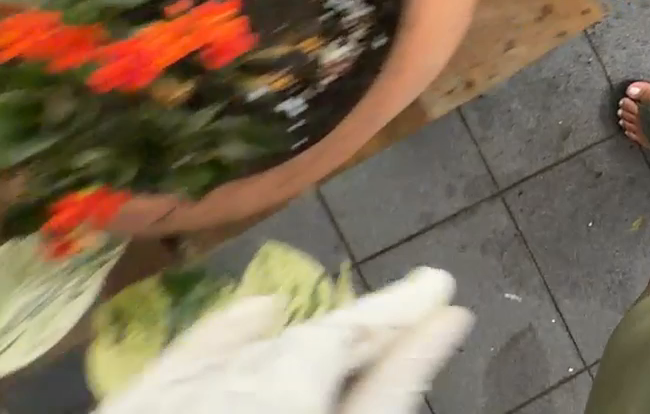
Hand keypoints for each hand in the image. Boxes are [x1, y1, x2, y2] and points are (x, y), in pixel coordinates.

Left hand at [99, 267, 471, 413]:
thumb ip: (394, 389)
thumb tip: (450, 318)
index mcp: (273, 401)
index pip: (333, 339)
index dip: (389, 311)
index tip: (436, 288)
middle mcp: (210, 404)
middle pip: (288, 351)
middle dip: (350, 331)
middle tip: (410, 310)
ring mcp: (160, 413)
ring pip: (236, 366)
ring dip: (299, 342)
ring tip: (355, 331)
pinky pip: (164, 384)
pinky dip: (212, 348)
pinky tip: (260, 313)